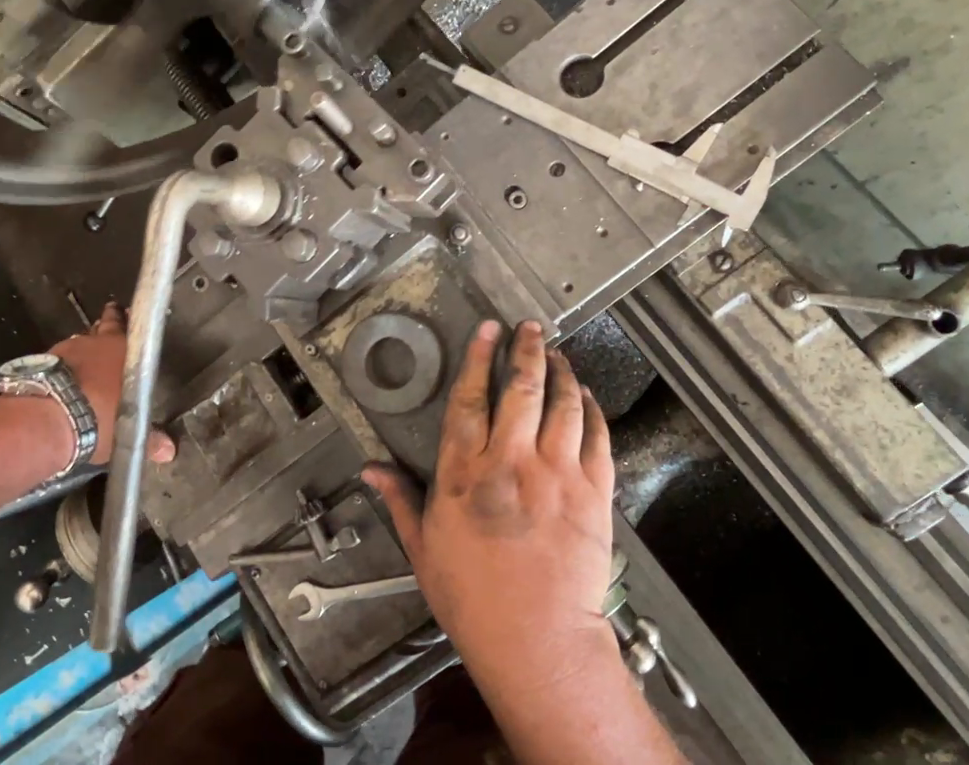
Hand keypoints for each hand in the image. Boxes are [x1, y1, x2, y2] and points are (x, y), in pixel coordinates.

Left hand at [46, 302, 174, 464]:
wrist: (47, 419)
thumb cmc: (98, 418)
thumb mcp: (128, 432)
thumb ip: (149, 438)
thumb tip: (169, 451)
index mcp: (122, 350)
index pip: (127, 327)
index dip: (126, 321)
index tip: (126, 313)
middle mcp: (94, 342)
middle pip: (102, 327)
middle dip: (106, 325)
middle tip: (108, 320)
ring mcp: (64, 350)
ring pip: (78, 343)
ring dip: (83, 350)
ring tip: (87, 360)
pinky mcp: (40, 363)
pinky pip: (58, 360)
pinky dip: (62, 367)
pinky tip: (64, 380)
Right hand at [363, 320, 616, 677]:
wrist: (538, 641)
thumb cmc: (474, 600)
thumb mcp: (423, 549)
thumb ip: (400, 500)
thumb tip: (371, 470)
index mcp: (466, 475)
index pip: (470, 400)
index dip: (478, 359)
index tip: (486, 331)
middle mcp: (512, 464)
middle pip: (522, 389)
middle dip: (525, 350)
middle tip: (528, 327)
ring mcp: (558, 476)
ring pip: (564, 404)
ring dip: (561, 372)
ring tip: (557, 353)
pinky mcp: (593, 493)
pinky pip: (597, 437)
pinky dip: (592, 410)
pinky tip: (586, 397)